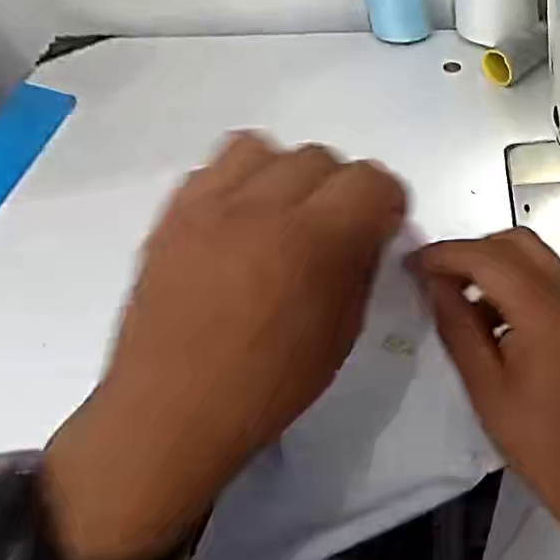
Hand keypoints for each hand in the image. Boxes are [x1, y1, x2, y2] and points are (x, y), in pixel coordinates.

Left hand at [46, 132, 406, 559]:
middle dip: (342, 189)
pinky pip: (215, 166)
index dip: (387, 201)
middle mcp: (264, 207)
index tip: (382, 228)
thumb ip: (362, 264)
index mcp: (317, 240)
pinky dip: (240, 181)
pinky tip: (240, 222)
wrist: (174, 410)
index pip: (372, 179)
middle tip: (336, 229)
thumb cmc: (273, 382)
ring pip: (266, 148)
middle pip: (322, 157)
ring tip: (285, 216)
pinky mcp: (171, 214)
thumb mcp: (344, 329)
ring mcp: (210, 205)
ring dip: (289, 175)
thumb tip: (369, 229)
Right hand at [410, 229, 559, 540]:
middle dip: (472, 251)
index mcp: (547, 312)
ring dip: (494, 265)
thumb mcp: (483, 383)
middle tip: (435, 278)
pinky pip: (547, 279)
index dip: (445, 254)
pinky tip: (490, 318)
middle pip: (516, 242)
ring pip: (534, 256)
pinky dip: (516, 282)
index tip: (411, 264)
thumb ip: (456, 323)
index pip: (489, 257)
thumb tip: (433, 281)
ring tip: (457, 300)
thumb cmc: (536, 439)